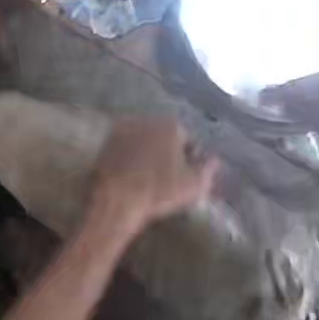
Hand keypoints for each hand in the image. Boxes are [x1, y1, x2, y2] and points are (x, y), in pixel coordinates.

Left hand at [84, 117, 218, 239]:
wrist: (116, 200)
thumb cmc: (160, 191)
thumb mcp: (195, 184)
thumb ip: (208, 168)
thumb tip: (214, 159)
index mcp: (170, 124)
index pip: (186, 139)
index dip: (188, 158)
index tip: (185, 176)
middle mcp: (146, 119)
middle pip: (163, 136)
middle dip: (167, 152)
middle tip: (167, 178)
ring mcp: (122, 130)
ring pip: (142, 141)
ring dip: (146, 154)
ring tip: (148, 180)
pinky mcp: (104, 144)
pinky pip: (124, 150)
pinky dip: (128, 160)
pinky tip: (130, 178)